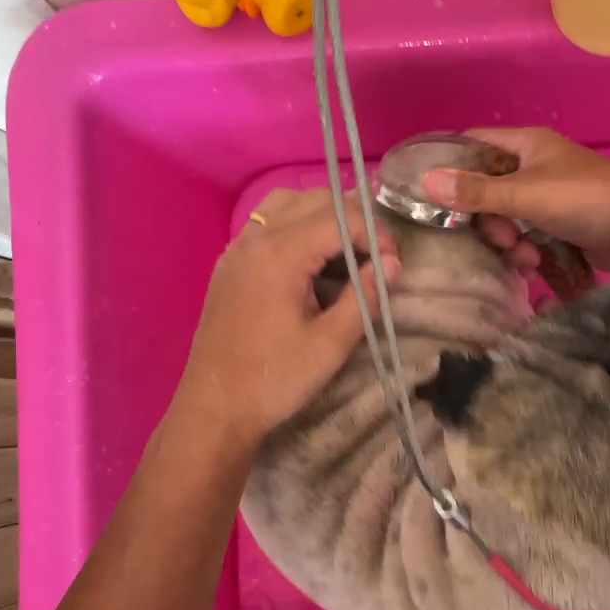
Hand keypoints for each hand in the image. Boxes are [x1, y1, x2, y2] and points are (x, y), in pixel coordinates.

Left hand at [173, 188, 399, 451]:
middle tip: (378, 257)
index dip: (375, 234)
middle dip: (354, 219)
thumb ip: (365, 296)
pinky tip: (313, 263)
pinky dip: (298, 227)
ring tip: (348, 252)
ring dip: (324, 217)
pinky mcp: (231, 265)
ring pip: (288, 204)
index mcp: (280, 254)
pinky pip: (268, 224)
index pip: (340, 216)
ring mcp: (238, 249)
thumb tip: (392, 263)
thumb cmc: (275, 379)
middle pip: (315, 200)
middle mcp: (255, 239)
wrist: (215, 408)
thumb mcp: (331, 344)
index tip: (394, 266)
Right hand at [420, 127, 609, 282]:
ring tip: (527, 256)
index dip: (451, 163)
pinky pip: (531, 234)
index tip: (431, 193)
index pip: (475, 142)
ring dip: (510, 240)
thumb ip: (476, 192)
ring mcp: (552, 196)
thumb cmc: (585, 201)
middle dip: (488, 217)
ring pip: (510, 217)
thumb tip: (425, 182)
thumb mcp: (525, 195)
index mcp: (529, 143)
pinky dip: (529, 249)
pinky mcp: (564, 225)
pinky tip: (538, 264)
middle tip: (499, 237)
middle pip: (489, 188)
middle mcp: (538, 164)